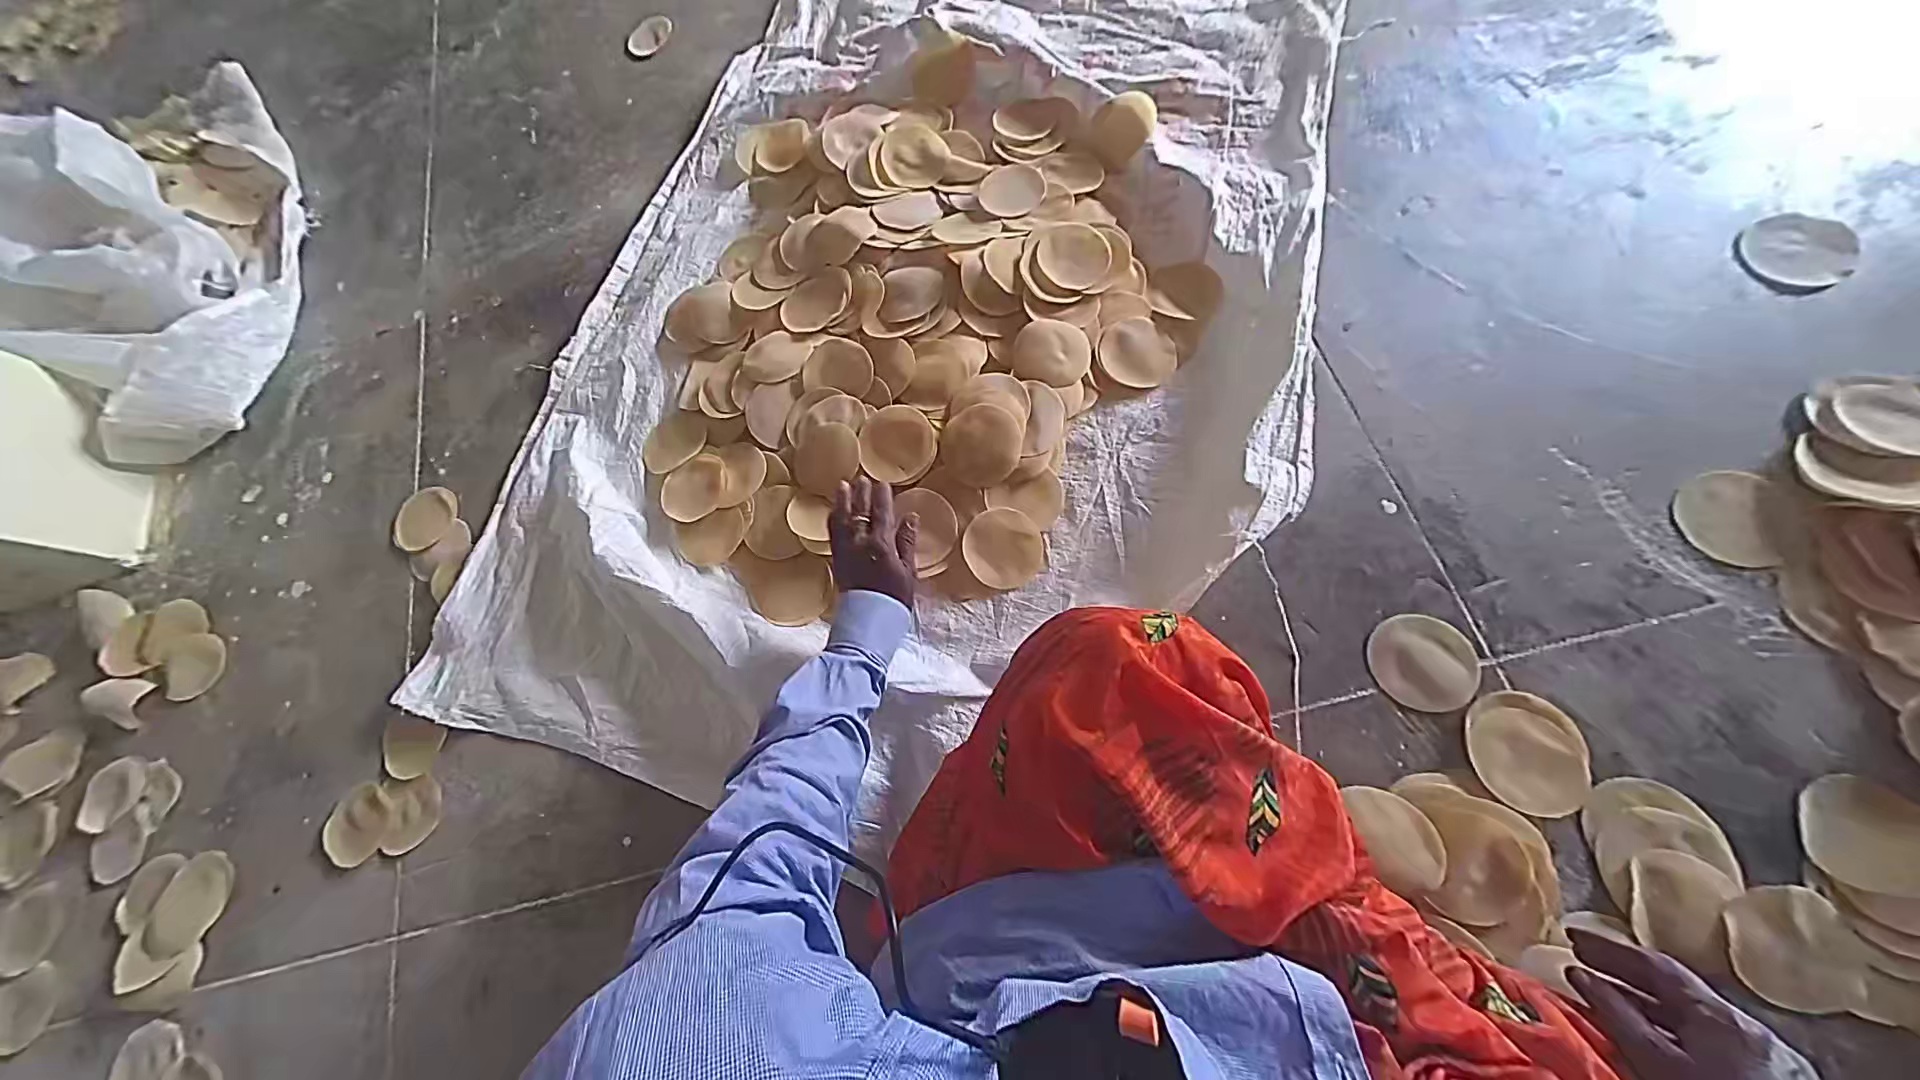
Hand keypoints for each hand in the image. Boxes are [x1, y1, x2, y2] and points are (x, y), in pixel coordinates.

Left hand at [829, 478, 917, 608]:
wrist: (871, 619)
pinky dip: (834, 519)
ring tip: (842, 486)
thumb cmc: (895, 596)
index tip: (882, 483)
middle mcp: (860, 544)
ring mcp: (845, 551)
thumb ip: (906, 542)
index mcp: (881, 545)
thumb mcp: (908, 570)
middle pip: (860, 512)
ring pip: (842, 519)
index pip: (881, 514)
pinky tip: (834, 511)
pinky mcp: (836, 559)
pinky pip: (833, 533)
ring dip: (843, 501)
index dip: (882, 497)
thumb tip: (910, 517)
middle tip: (862, 479)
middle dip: (861, 494)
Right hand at [1566, 929, 1815, 1079]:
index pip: (1657, 966)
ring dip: (1646, 997)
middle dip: (1625, 969)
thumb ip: (1615, 1014)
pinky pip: (1710, 1033)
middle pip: (1678, 985)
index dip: (1610, 946)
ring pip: (1694, 1011)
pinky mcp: (1774, 1074)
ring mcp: (1767, 1051)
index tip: (1571, 935)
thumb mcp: (1655, 1060)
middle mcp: (1747, 1025)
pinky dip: (1671, 1022)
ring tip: (1606, 990)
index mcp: (1719, 1015)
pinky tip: (1649, 1026)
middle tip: (1582, 956)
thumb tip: (1578, 974)